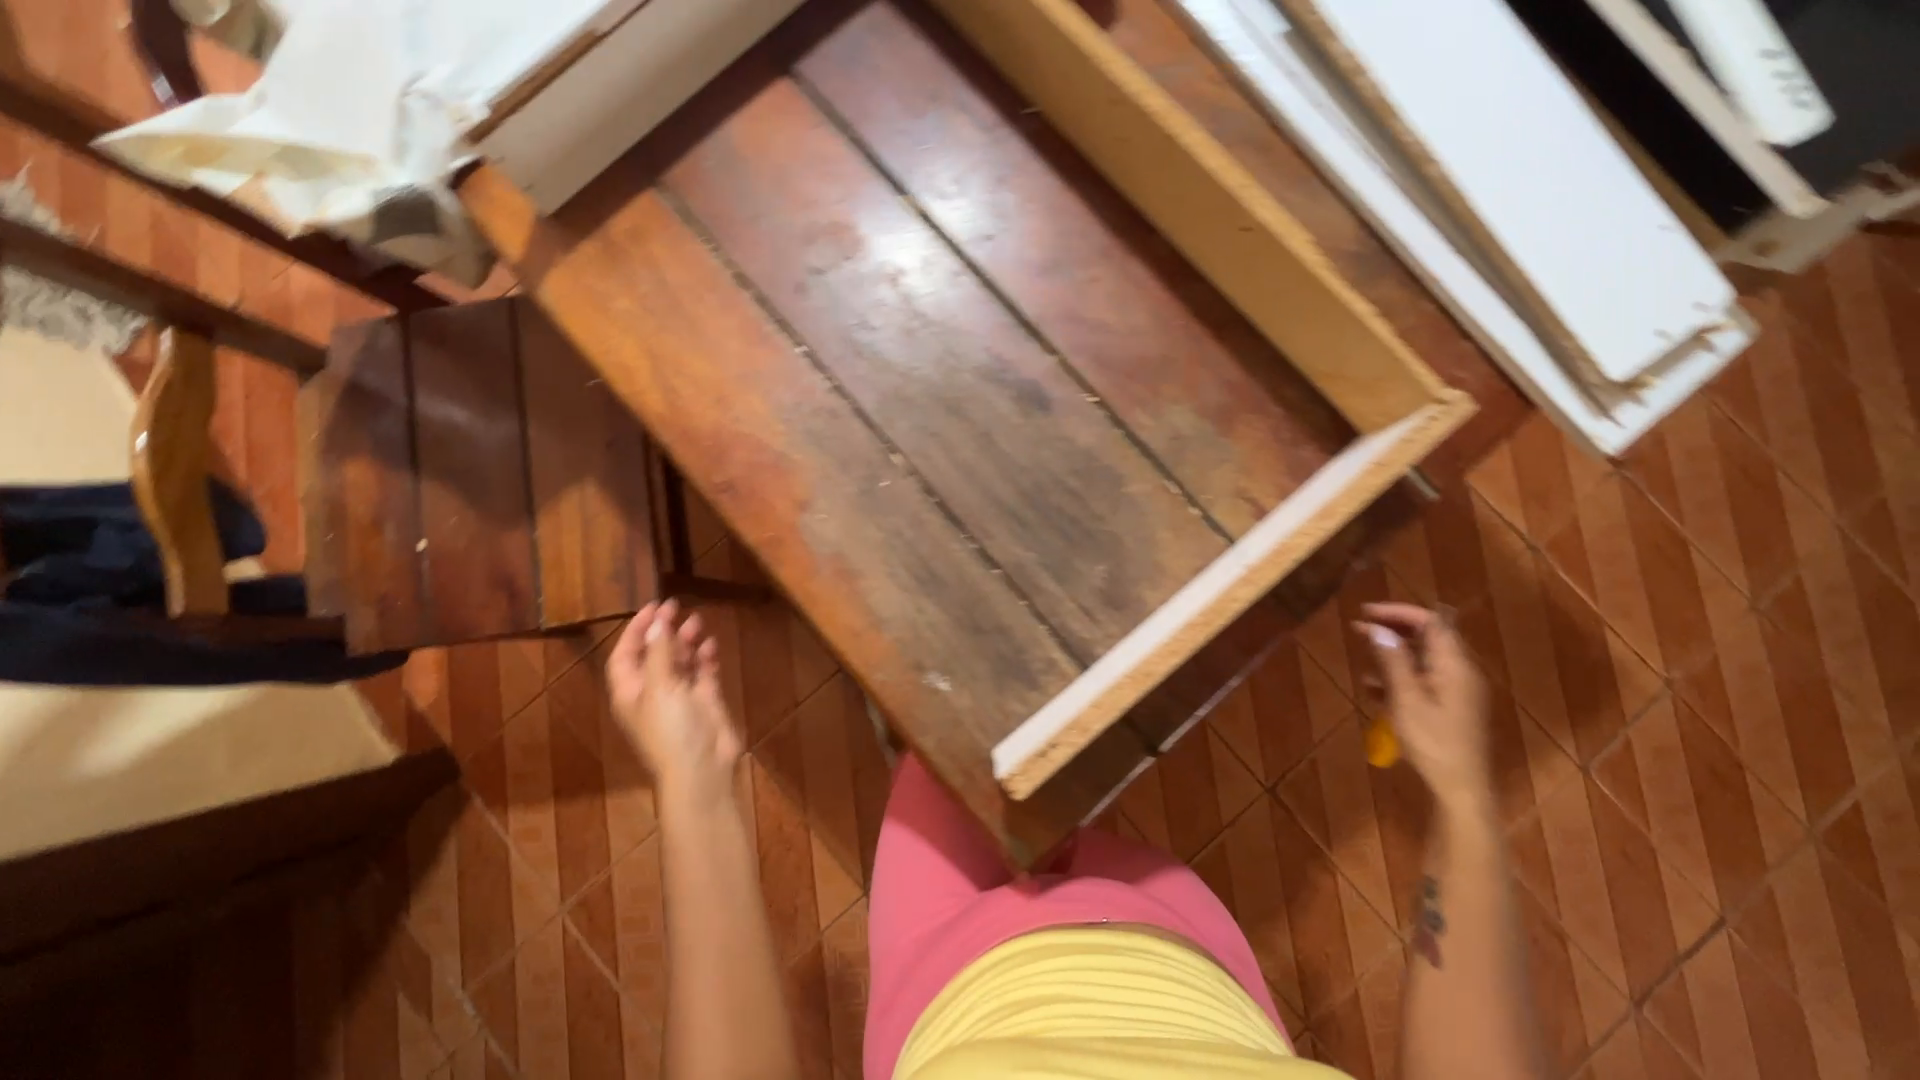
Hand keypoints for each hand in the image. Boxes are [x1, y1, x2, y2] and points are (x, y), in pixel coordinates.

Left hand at [606, 599, 740, 810]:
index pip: (625, 655)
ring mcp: (680, 697)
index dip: (636, 631)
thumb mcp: (659, 688)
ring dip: (686, 642)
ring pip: (680, 661)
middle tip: (677, 609)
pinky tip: (711, 646)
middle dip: (664, 632)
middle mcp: (652, 692)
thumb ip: (659, 653)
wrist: (702, 768)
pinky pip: (702, 673)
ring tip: (697, 622)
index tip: (653, 608)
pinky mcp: (704, 701)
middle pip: (654, 654)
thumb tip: (658, 623)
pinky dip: (705, 658)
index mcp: (630, 692)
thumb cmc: (670, 729)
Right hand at [1356, 603, 1491, 811]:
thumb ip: (1393, 661)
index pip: (1430, 622)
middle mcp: (1459, 672)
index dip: (1398, 612)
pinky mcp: (1449, 708)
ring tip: (1363, 658)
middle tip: (1359, 629)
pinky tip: (1374, 689)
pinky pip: (1422, 681)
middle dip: (1393, 630)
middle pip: (1427, 638)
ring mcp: (1455, 691)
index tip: (1366, 612)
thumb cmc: (1433, 742)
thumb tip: (1378, 629)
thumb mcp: (1407, 699)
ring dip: (1393, 654)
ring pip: (1422, 660)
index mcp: (1454, 666)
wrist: (1461, 788)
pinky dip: (1399, 678)